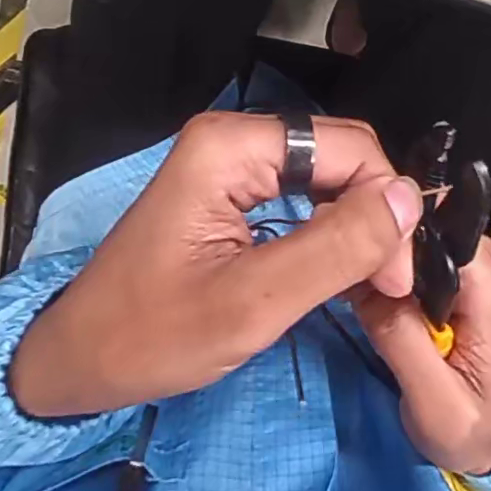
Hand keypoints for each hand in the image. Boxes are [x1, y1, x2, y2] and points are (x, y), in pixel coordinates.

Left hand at [9, 111, 424, 418]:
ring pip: (323, 175)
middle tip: (387, 286)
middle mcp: (230, 137)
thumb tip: (407, 198)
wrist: (82, 353)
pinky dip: (326, 228)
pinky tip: (337, 268)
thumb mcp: (254, 300)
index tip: (397, 278)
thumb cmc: (153, 334)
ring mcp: (225, 160)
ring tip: (368, 283)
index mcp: (229, 146)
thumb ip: (337, 245)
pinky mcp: (225, 187)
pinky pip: (297, 192)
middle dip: (373, 213)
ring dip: (354, 225)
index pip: (347, 146)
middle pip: (337, 154)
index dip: (385, 205)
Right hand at [353, 238, 490, 475]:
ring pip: (402, 228)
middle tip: (343, 269)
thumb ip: (402, 337)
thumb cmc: (467, 432)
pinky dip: (370, 259)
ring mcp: (454, 268)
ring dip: (368, 247)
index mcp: (487, 289)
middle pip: (416, 219)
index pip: (434, 227)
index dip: (393, 236)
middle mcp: (476, 266)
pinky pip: (396, 249)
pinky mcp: (431, 276)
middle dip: (375, 237)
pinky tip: (351, 281)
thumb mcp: (436, 401)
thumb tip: (365, 277)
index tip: (359, 260)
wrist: (476, 446)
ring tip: (344, 277)